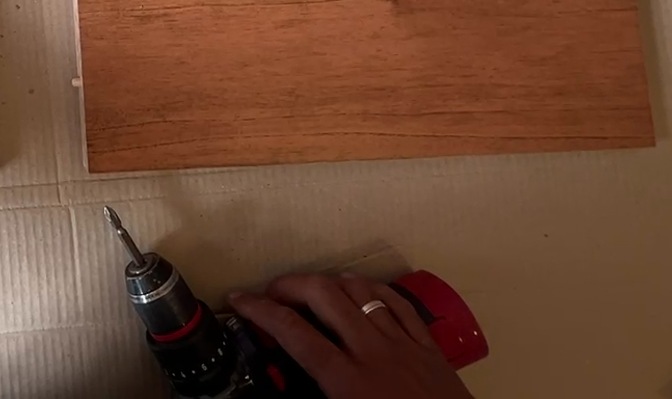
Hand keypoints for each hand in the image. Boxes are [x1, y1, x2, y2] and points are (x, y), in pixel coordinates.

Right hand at [228, 275, 476, 398]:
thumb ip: (314, 397)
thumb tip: (281, 388)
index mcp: (350, 384)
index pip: (293, 333)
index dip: (259, 310)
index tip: (239, 300)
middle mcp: (375, 355)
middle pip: (322, 295)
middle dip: (289, 286)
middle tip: (272, 295)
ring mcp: (406, 347)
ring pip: (358, 291)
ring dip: (328, 285)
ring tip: (313, 294)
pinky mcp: (432, 350)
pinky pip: (398, 303)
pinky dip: (372, 291)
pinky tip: (359, 294)